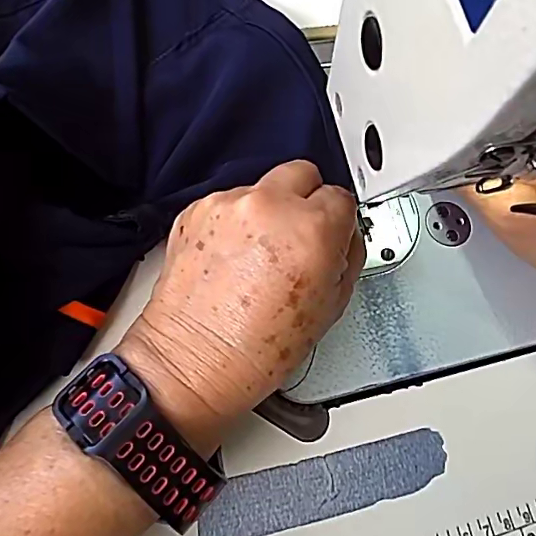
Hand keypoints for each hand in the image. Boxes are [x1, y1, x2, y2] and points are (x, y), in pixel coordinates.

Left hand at [115, 160, 364, 450]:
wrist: (191, 361)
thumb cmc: (251, 350)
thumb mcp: (330, 309)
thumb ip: (345, 257)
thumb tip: (343, 238)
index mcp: (310, 229)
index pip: (341, 197)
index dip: (338, 221)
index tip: (330, 236)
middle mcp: (266, 208)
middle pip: (302, 174)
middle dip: (305, 201)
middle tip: (299, 236)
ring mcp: (225, 207)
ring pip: (260, 188)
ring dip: (265, 213)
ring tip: (257, 258)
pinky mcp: (193, 213)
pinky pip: (225, 204)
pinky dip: (232, 224)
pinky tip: (231, 259)